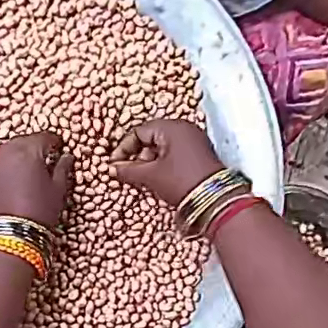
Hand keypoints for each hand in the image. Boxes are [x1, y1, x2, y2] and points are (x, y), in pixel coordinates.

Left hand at [0, 131, 72, 227]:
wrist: (9, 236)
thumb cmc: (38, 213)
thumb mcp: (57, 191)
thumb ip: (62, 169)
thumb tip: (66, 157)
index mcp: (28, 151)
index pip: (44, 137)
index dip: (54, 142)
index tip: (58, 147)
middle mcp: (5, 152)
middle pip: (21, 142)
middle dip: (32, 149)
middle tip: (41, 160)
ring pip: (2, 154)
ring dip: (13, 159)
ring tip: (23, 172)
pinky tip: (7, 185)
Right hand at [107, 120, 223, 207]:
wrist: (215, 200)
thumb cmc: (182, 182)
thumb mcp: (150, 175)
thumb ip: (128, 169)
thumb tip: (112, 168)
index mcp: (171, 127)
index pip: (139, 131)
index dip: (124, 148)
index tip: (116, 164)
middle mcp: (184, 128)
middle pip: (151, 138)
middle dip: (138, 156)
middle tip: (131, 173)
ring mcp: (194, 140)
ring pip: (162, 146)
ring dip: (150, 161)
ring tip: (145, 179)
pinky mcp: (199, 154)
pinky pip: (174, 153)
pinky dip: (163, 164)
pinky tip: (159, 179)